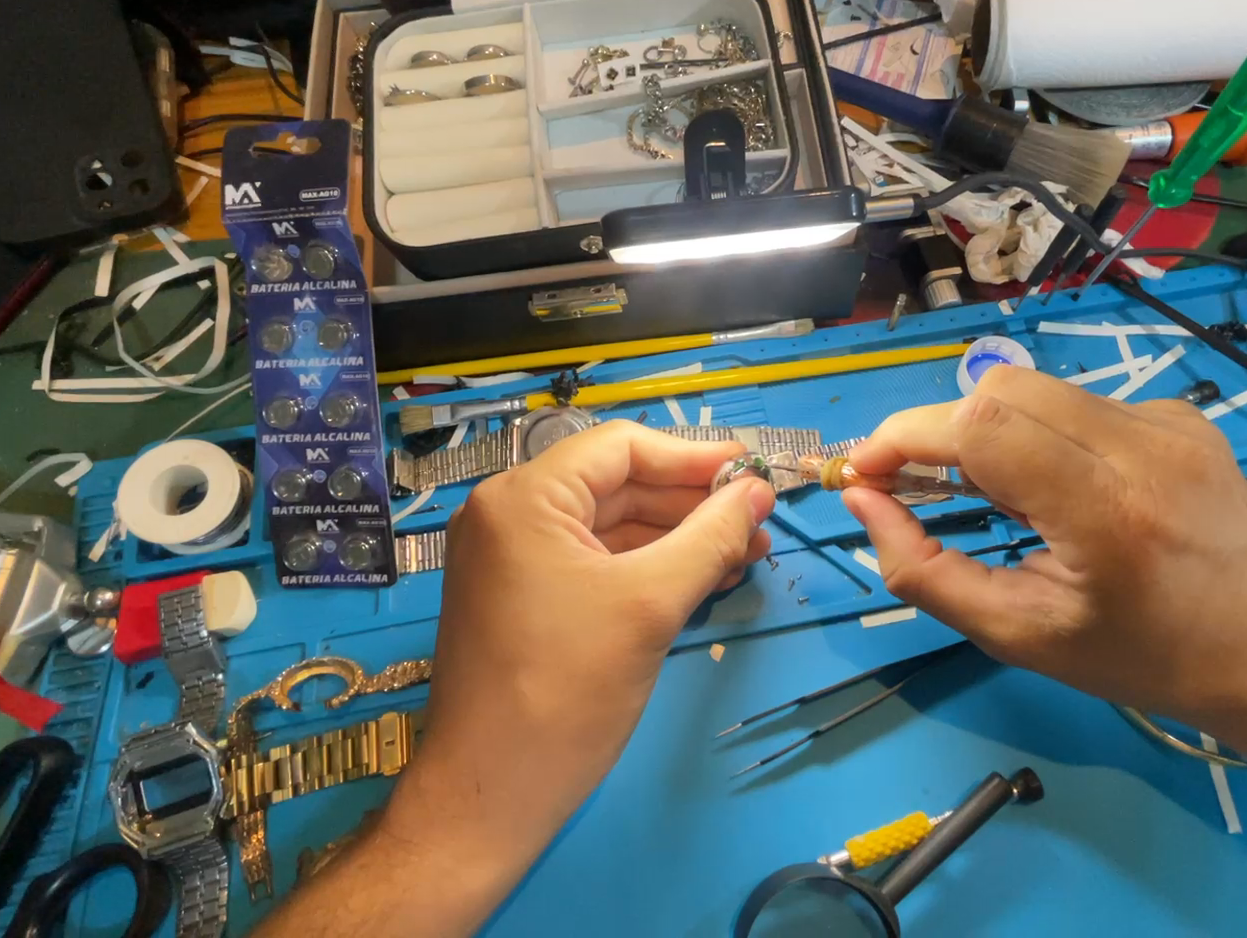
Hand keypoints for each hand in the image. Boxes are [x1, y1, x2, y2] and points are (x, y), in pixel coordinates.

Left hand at [381, 422, 773, 894]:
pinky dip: (649, 564)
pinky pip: (597, 559)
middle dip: (691, 502)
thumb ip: (711, 537)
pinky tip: (703, 575)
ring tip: (746, 551)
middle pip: (618, 484)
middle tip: (758, 519)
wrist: (488, 799)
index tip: (750, 472)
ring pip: (612, 524)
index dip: (692, 457)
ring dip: (678, 535)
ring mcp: (515, 554)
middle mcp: (511, 512)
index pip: (621, 448)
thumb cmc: (567, 691)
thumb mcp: (651, 604)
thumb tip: (757, 491)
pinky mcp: (526, 592)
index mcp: (525, 497)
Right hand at [843, 365, 1246, 741]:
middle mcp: (1142, 445)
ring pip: (1028, 389)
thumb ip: (921, 570)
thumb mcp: (1017, 635)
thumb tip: (860, 500)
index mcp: (1107, 512)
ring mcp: (1167, 420)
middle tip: (919, 485)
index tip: (866, 470)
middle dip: (935, 431)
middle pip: (996, 391)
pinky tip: (1053, 485)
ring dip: (979, 431)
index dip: (905, 437)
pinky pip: (1069, 402)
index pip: (981, 428)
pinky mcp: (1176, 413)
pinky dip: (1030, 433)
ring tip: (992, 494)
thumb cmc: (1143, 660)